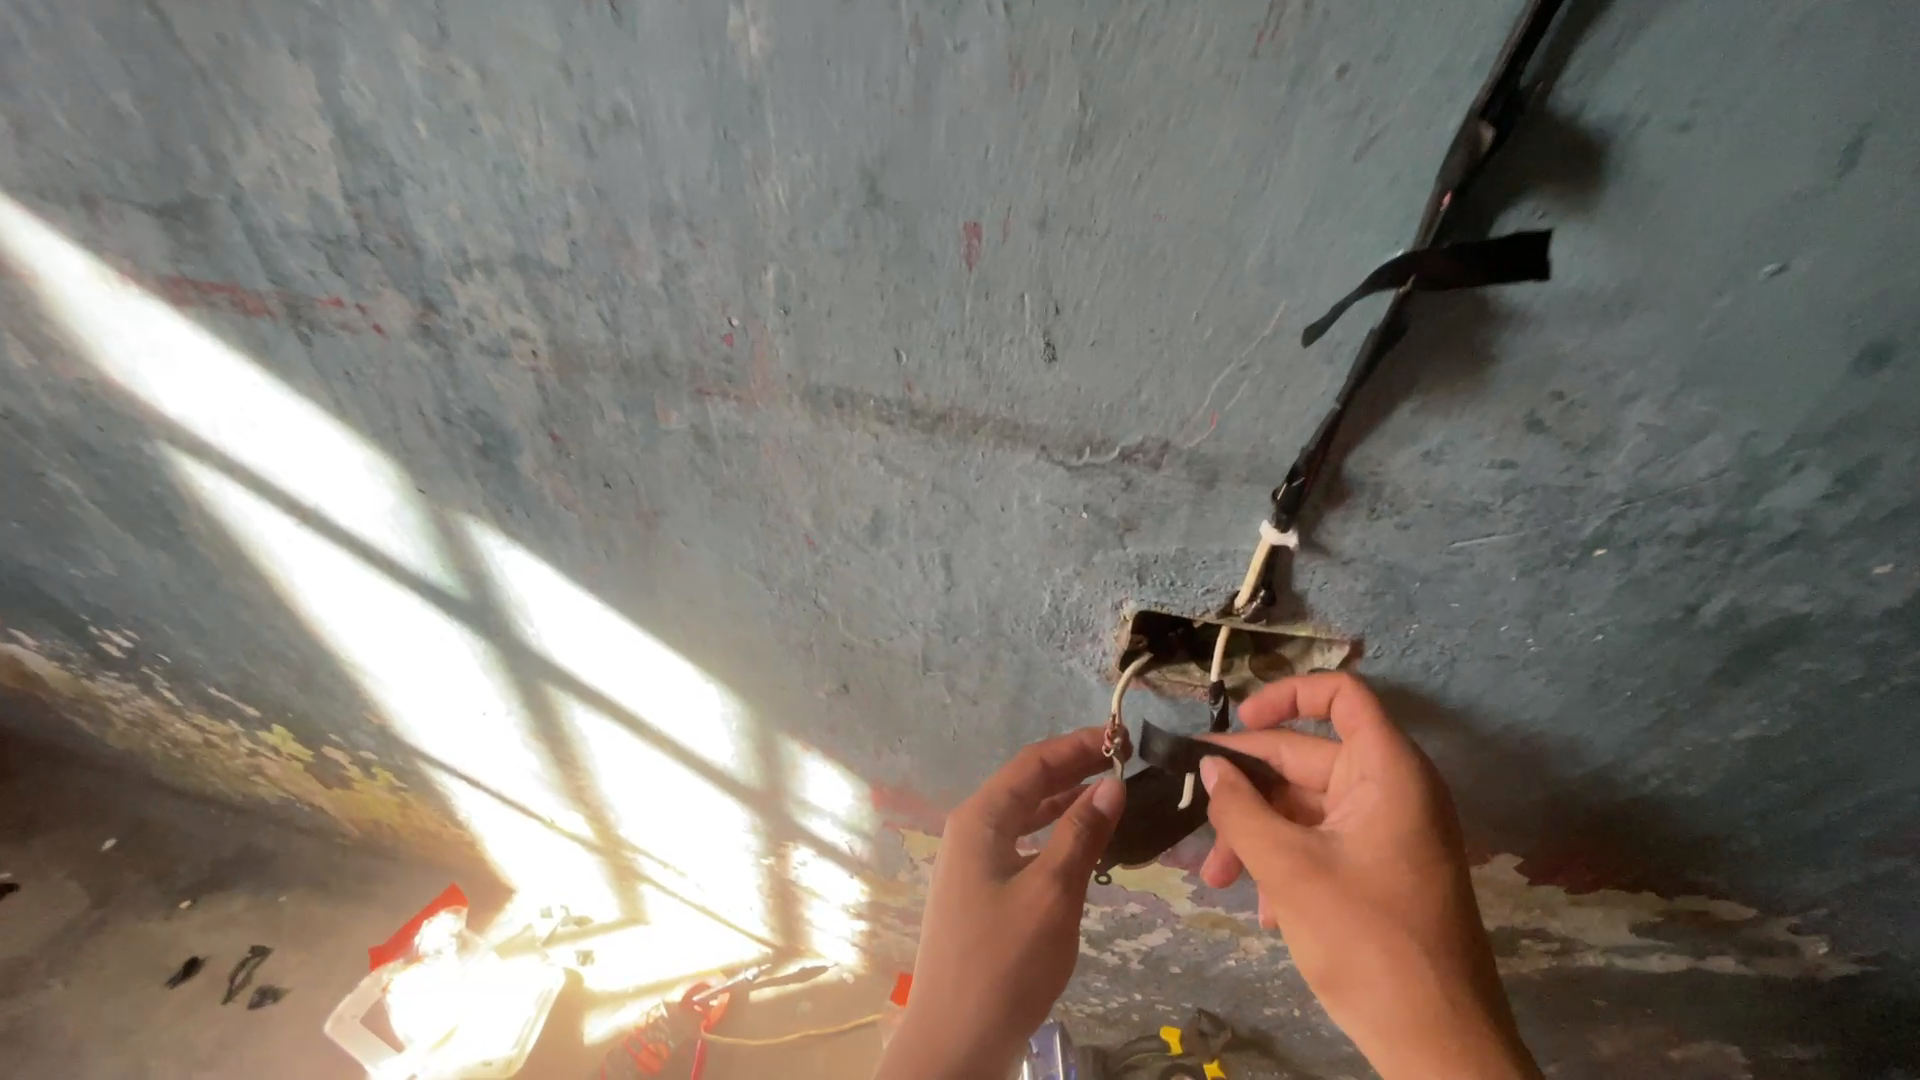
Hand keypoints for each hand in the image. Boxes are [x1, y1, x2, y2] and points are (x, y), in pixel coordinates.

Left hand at [875, 727, 1124, 1079]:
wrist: (956, 1039)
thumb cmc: (1004, 960)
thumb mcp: (1051, 892)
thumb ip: (1081, 834)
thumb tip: (1111, 784)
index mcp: (980, 819)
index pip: (1031, 763)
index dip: (1075, 746)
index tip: (1118, 737)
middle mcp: (971, 830)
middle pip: (1026, 785)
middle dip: (1072, 770)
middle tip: (1121, 761)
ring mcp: (973, 861)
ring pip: (1025, 816)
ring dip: (1065, 802)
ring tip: (1110, 793)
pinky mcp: (981, 890)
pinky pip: (1022, 845)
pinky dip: (1054, 835)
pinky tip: (1082, 841)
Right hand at [1198, 673, 1539, 1079]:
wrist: (1438, 1046)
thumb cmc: (1365, 940)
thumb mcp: (1288, 868)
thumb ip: (1239, 810)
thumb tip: (1209, 768)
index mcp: (1387, 772)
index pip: (1341, 695)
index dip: (1286, 696)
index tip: (1238, 723)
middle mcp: (1389, 791)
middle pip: (1304, 758)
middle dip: (1245, 788)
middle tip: (1193, 809)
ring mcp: (1384, 833)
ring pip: (1302, 808)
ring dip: (1254, 833)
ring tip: (1215, 876)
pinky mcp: (1377, 870)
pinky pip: (1318, 843)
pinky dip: (1282, 862)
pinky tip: (1260, 906)